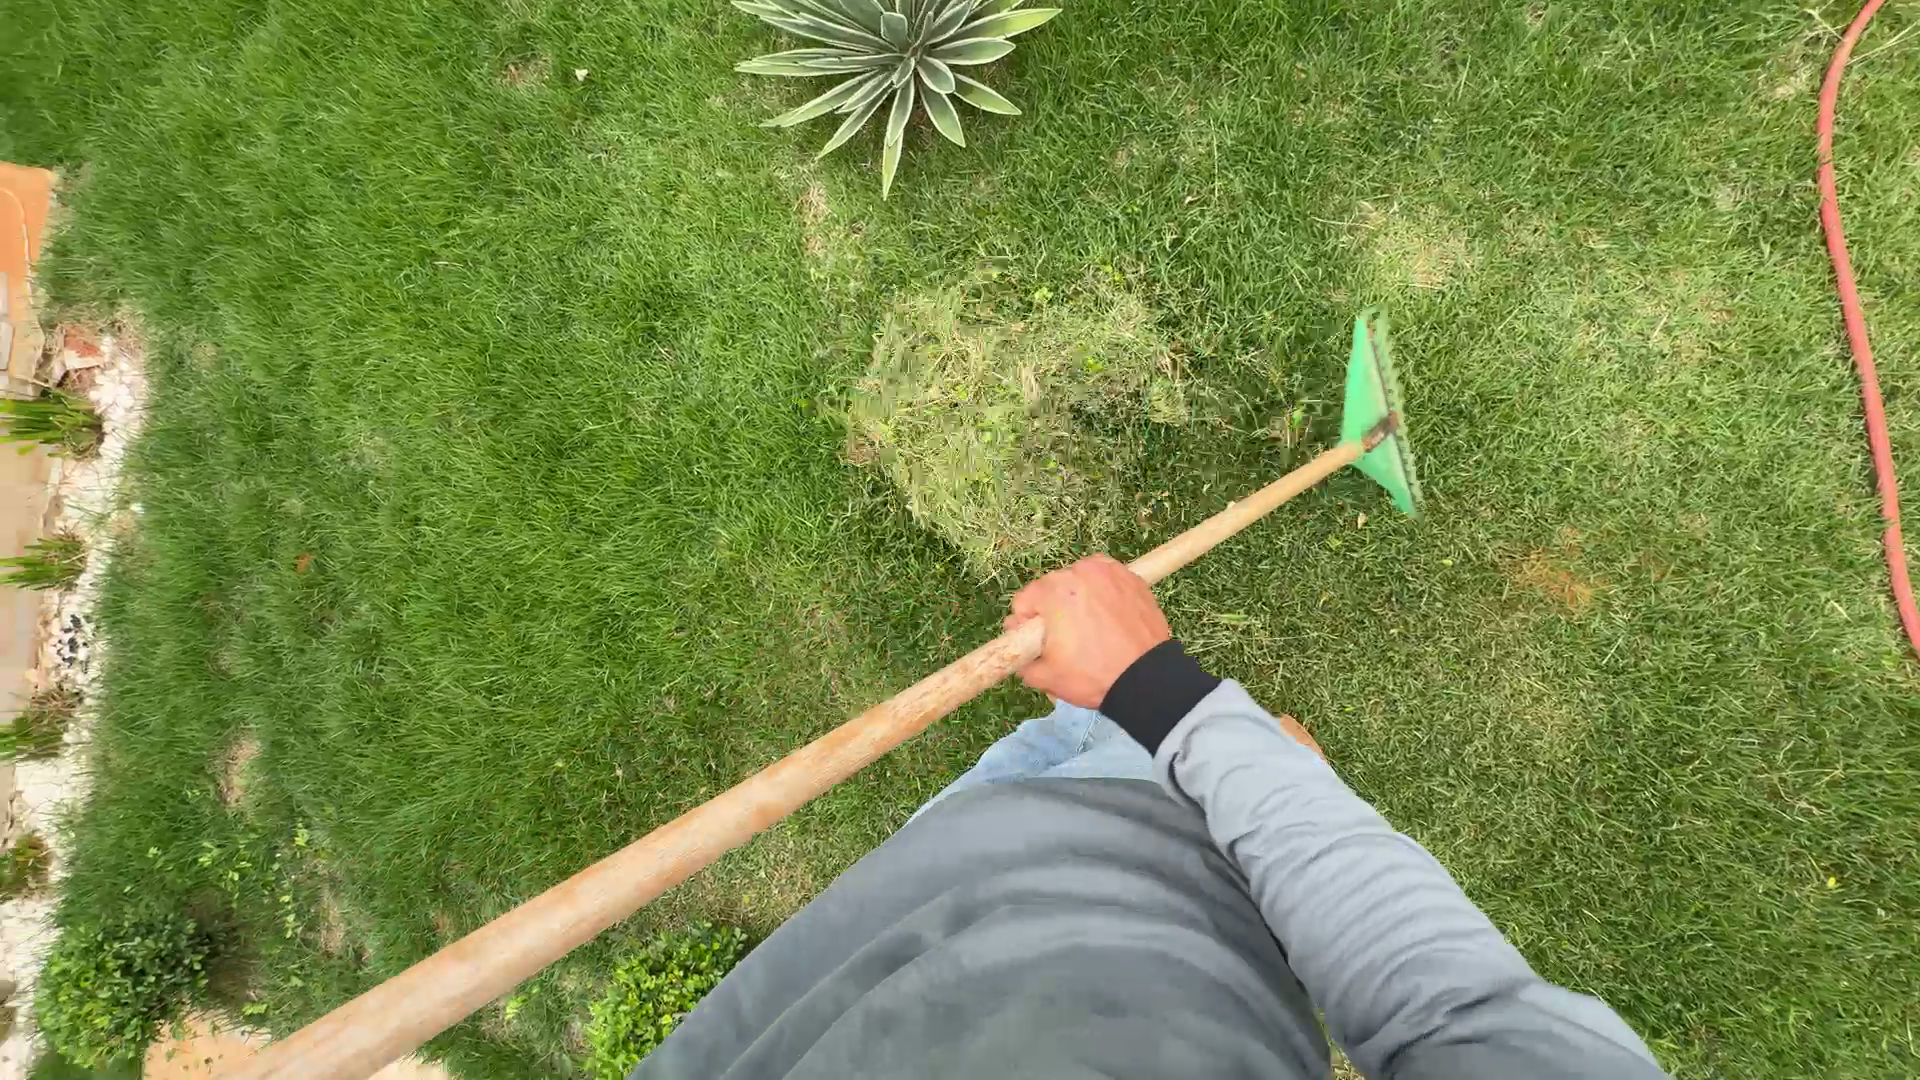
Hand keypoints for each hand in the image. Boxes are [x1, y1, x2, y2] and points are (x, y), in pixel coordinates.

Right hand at [1005, 554, 1170, 707]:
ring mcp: (1107, 571)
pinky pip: (1104, 577)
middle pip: (1050, 588)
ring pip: (1077, 579)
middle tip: (1069, 637)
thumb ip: (1020, 656)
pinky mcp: (1130, 576)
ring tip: (1090, 624)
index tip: (1042, 641)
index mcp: (1052, 592)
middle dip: (1053, 609)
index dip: (1028, 624)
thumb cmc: (1092, 675)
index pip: (1024, 601)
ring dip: (1077, 596)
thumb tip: (1016, 637)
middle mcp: (1077, 572)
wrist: (1146, 678)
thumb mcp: (1045, 676)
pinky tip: (1107, 612)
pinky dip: (1101, 589)